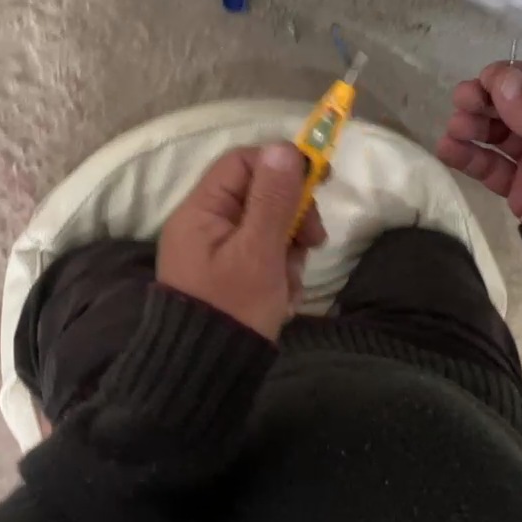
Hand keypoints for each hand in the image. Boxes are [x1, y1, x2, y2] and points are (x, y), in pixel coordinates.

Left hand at [157, 143, 327, 339]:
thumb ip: (274, 199)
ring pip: (267, 228)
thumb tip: (285, 147)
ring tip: (291, 281)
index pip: (244, 162)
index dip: (282, 165)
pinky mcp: (230, 275)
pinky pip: (263, 257)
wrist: (208, 375)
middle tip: (313, 240)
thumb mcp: (259, 251)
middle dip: (292, 216)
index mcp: (201, 210)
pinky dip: (280, 272)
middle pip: (259, 195)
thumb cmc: (233, 307)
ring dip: (289, 250)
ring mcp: (217, 252)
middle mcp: (205, 224)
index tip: (320, 180)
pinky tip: (284, 297)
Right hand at [436, 62, 521, 220]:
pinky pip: (490, 167)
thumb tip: (500, 78)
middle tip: (461, 99)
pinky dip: (468, 157)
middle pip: (517, 106)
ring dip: (474, 126)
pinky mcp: (520, 188)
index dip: (516, 76)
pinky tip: (448, 149)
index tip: (486, 78)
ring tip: (455, 128)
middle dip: (487, 100)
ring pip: (498, 135)